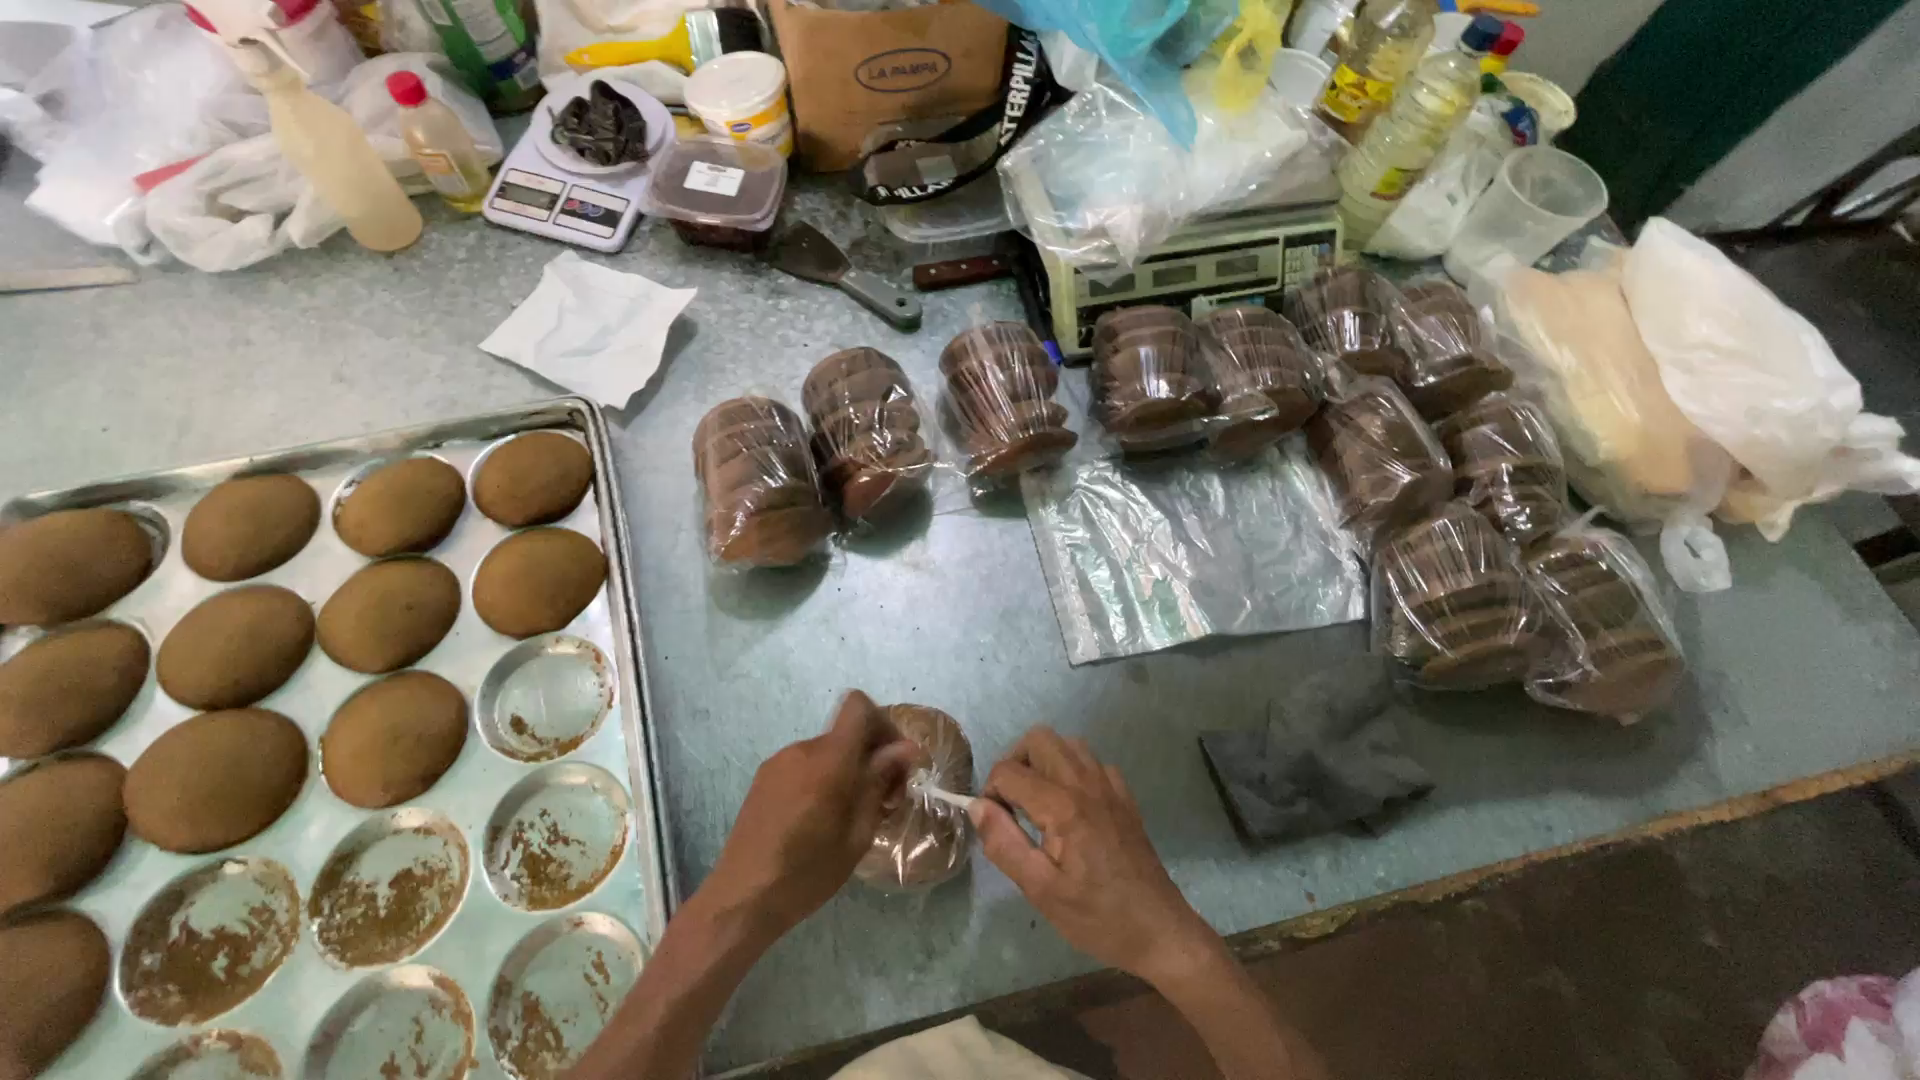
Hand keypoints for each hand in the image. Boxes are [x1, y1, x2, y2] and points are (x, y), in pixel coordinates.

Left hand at [700, 690, 918, 939]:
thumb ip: (879, 783)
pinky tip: (819, 820)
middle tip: (882, 804)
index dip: (883, 725)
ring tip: (849, 818)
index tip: (893, 764)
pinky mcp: (764, 778)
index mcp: (828, 760)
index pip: (858, 706)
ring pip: (828, 751)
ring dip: (847, 771)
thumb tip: (906, 748)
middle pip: (847, 732)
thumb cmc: (807, 873)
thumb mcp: (857, 833)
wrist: (742, 898)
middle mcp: (802, 749)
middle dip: (871, 758)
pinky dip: (823, 779)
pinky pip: (806, 765)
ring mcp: (779, 762)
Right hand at [971, 727, 1223, 987]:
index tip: (995, 824)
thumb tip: (976, 806)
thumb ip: (1003, 843)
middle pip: (1039, 739)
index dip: (990, 793)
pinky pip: (1091, 763)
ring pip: (1067, 744)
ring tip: (1036, 803)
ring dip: (1044, 762)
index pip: (1009, 771)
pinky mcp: (1124, 797)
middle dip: (1015, 762)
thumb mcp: (1040, 890)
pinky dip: (1072, 773)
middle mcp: (1087, 783)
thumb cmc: (1096, 916)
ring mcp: (1110, 786)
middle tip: (1010, 802)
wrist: (1159, 931)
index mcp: (1064, 806)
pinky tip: (1070, 809)